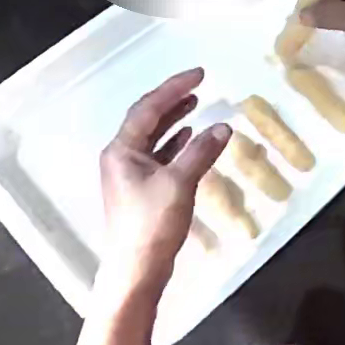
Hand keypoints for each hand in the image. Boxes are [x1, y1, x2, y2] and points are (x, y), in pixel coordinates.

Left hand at [96, 68, 231, 310]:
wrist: (136, 270)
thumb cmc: (152, 224)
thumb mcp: (179, 183)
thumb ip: (201, 152)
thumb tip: (223, 127)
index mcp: (121, 149)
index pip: (148, 108)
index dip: (174, 88)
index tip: (200, 74)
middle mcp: (120, 156)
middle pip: (147, 119)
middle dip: (172, 101)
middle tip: (199, 86)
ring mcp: (129, 174)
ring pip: (153, 138)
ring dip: (174, 121)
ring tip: (196, 105)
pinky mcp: (140, 190)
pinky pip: (158, 157)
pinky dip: (174, 145)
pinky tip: (191, 139)